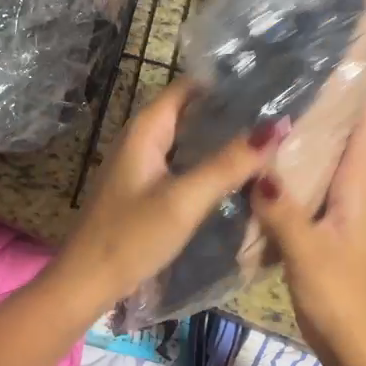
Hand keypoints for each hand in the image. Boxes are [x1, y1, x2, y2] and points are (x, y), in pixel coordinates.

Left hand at [53, 81, 280, 309]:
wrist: (86, 283)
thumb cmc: (131, 238)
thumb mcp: (184, 200)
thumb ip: (228, 164)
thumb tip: (278, 126)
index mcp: (145, 129)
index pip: (190, 86)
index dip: (227, 83)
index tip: (270, 87)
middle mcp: (141, 139)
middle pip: (191, 112)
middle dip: (230, 113)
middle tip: (279, 117)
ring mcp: (141, 167)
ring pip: (188, 142)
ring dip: (221, 141)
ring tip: (269, 144)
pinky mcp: (144, 192)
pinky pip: (183, 167)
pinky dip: (209, 166)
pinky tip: (237, 178)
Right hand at [249, 95, 365, 355]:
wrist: (356, 350)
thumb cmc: (341, 300)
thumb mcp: (308, 253)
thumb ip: (282, 211)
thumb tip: (256, 166)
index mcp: (357, 190)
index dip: (357, 86)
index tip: (329, 54)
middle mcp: (350, 194)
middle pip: (341, 138)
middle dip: (318, 106)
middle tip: (277, 77)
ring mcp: (335, 214)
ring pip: (319, 165)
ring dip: (298, 141)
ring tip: (260, 112)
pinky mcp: (319, 232)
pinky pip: (302, 192)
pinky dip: (284, 176)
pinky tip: (252, 171)